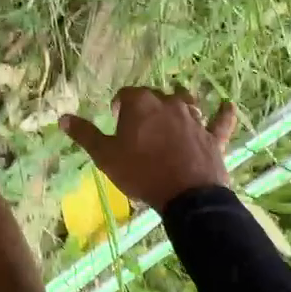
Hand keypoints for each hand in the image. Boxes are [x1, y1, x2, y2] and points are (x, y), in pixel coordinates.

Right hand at [59, 87, 235, 211]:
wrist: (187, 196)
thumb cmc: (141, 172)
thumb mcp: (105, 155)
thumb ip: (85, 134)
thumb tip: (62, 118)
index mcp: (140, 103)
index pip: (125, 94)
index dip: (119, 106)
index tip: (116, 122)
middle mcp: (168, 103)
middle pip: (154, 95)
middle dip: (146, 105)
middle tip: (139, 123)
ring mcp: (193, 119)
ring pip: (186, 102)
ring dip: (179, 101)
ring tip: (175, 103)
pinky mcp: (212, 137)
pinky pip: (220, 122)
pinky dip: (223, 114)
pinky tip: (228, 105)